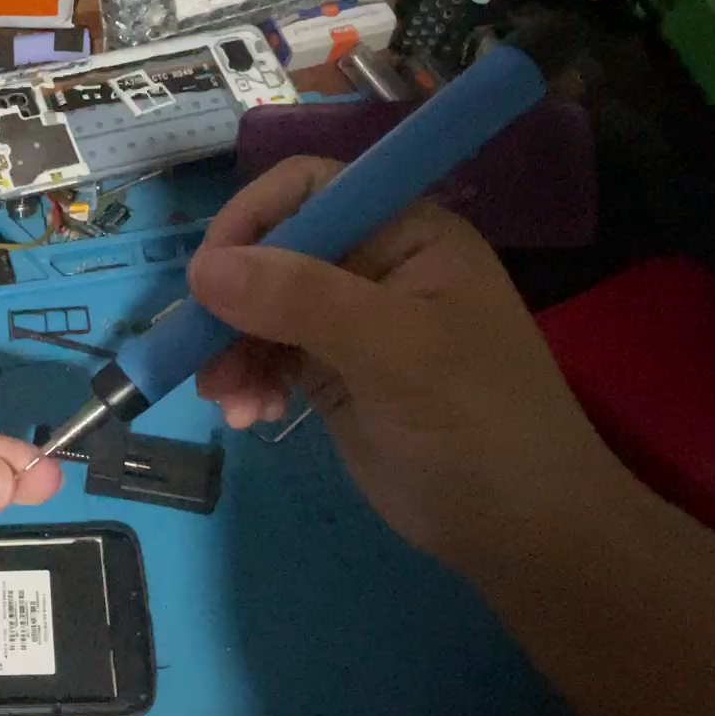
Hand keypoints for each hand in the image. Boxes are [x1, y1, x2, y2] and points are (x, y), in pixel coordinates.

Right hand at [186, 156, 628, 570]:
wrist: (512, 526)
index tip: (207, 277)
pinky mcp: (327, 372)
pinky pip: (263, 358)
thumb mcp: (393, 353)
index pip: (308, 190)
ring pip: (255, 312)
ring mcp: (345, 323)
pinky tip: (251, 416)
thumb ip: (301, 302)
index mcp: (403, 235)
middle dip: (230, 308)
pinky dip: (246, 383)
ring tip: (231, 403)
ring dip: (230, 354)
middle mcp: (369, 267)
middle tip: (205, 359)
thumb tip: (202, 269)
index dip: (251, 221)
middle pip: (269, 257)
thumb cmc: (475, 424)